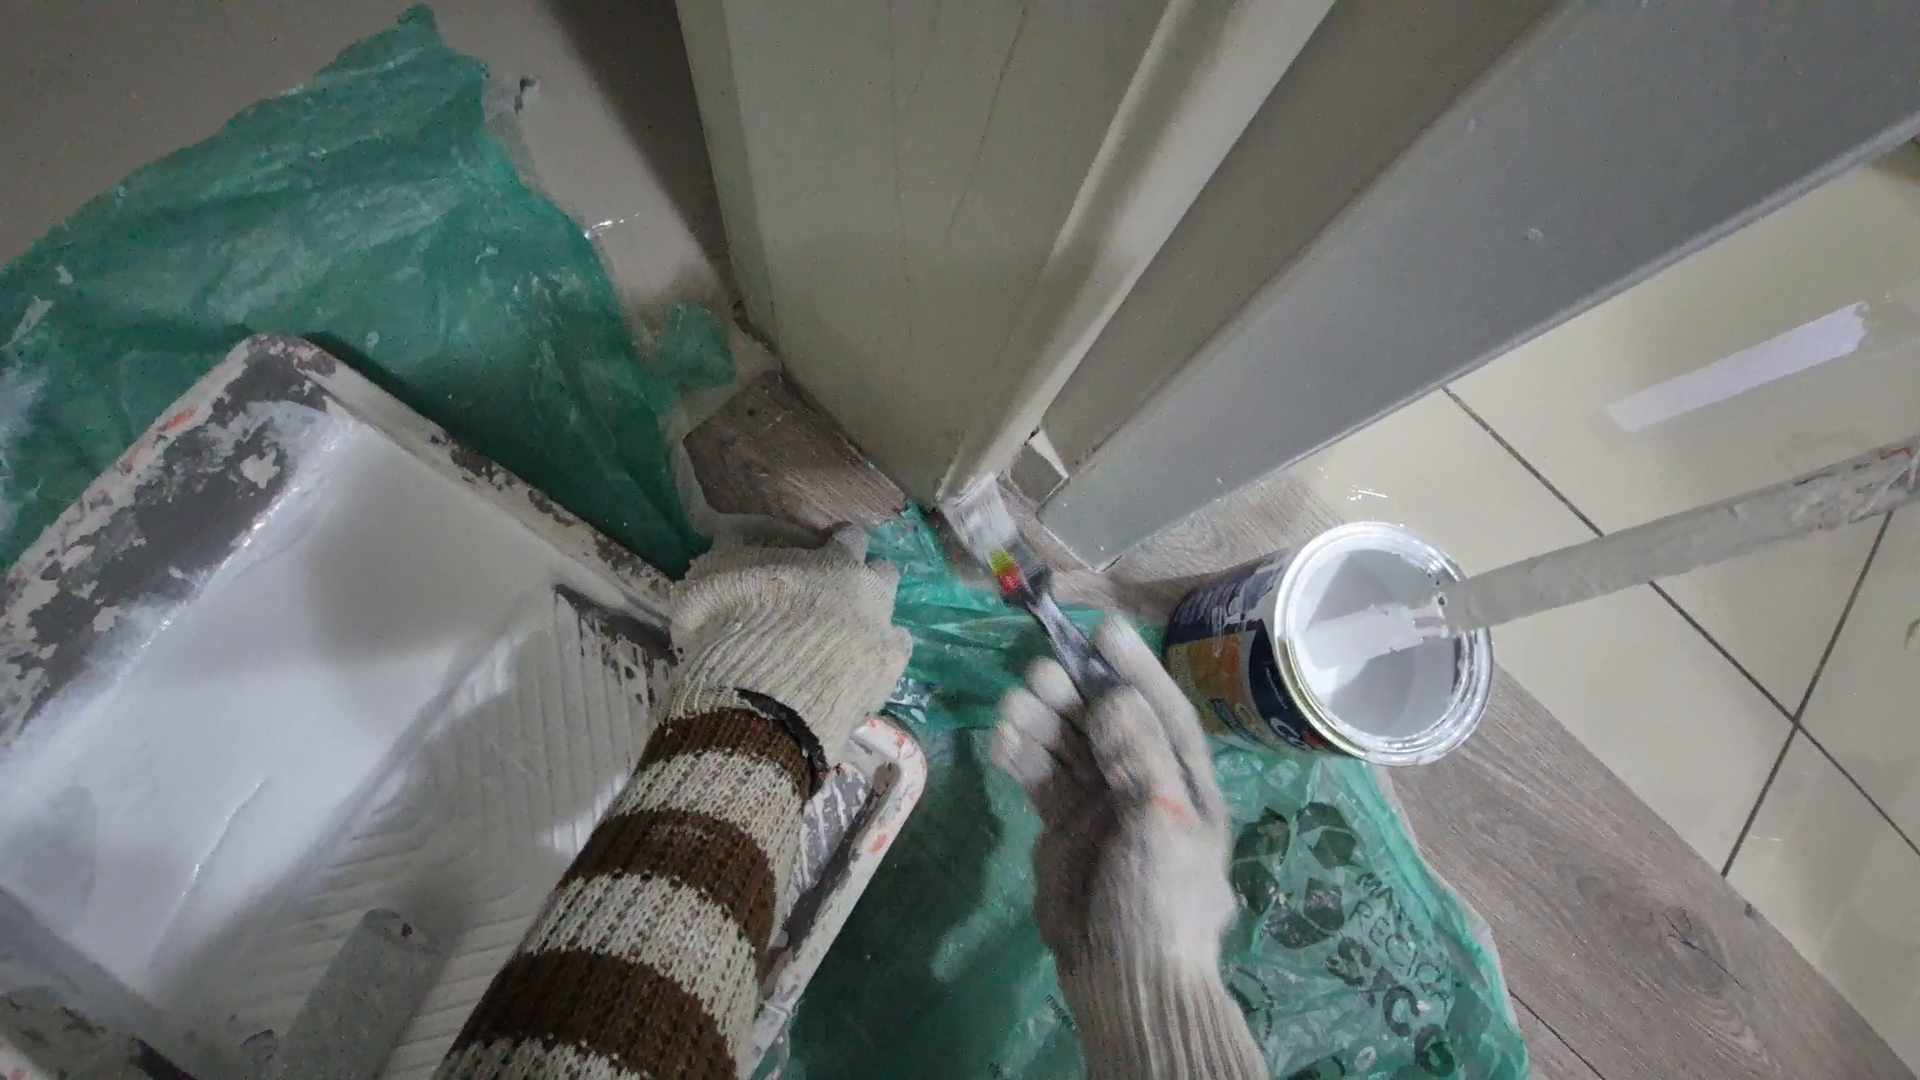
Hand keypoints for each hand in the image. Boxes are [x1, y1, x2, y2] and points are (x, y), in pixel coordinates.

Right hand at [668, 525, 912, 760]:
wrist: (756, 706)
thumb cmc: (730, 633)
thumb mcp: (712, 583)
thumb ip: (733, 560)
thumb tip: (725, 542)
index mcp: (834, 563)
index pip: (850, 537)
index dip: (836, 544)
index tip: (823, 553)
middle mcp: (869, 593)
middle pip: (882, 572)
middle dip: (865, 579)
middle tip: (837, 597)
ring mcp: (883, 636)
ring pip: (893, 617)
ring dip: (874, 621)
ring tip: (846, 639)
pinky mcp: (888, 678)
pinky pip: (892, 659)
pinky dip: (875, 661)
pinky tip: (854, 671)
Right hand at [993, 617, 1264, 1079]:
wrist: (1125, 978)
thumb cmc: (1160, 900)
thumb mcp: (1163, 822)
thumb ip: (1137, 755)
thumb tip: (1111, 695)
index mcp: (1182, 779)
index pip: (1161, 709)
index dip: (1134, 667)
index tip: (1103, 630)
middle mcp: (1140, 779)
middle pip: (1102, 720)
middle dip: (1072, 693)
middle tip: (1040, 672)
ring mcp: (1098, 799)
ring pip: (1065, 742)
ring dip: (1039, 720)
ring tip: (1013, 707)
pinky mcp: (1061, 821)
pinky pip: (1038, 775)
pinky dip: (1019, 755)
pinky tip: (1001, 741)